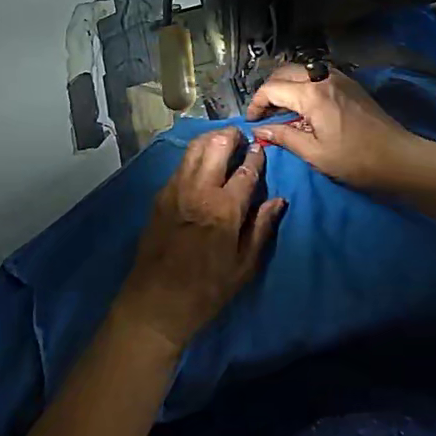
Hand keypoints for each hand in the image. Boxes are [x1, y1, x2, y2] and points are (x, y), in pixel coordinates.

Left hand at [112, 128, 286, 350]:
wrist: (157, 300)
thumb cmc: (207, 289)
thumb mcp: (244, 266)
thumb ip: (261, 228)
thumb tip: (278, 200)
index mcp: (225, 209)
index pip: (246, 170)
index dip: (257, 156)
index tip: (262, 148)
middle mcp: (200, 190)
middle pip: (217, 145)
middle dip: (232, 136)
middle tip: (242, 136)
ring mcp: (176, 188)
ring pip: (194, 148)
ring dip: (211, 139)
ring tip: (223, 142)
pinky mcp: (161, 194)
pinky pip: (181, 164)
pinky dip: (194, 155)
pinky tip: (202, 162)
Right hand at [246, 64, 435, 195]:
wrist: (401, 158)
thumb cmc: (356, 160)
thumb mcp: (315, 153)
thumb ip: (283, 137)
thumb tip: (259, 131)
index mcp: (311, 94)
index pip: (271, 89)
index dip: (256, 103)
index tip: (252, 121)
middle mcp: (322, 77)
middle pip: (283, 73)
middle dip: (269, 90)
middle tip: (264, 114)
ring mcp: (338, 77)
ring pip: (300, 70)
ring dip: (286, 85)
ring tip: (281, 109)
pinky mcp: (349, 83)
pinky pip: (316, 75)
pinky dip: (302, 84)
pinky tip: (304, 106)